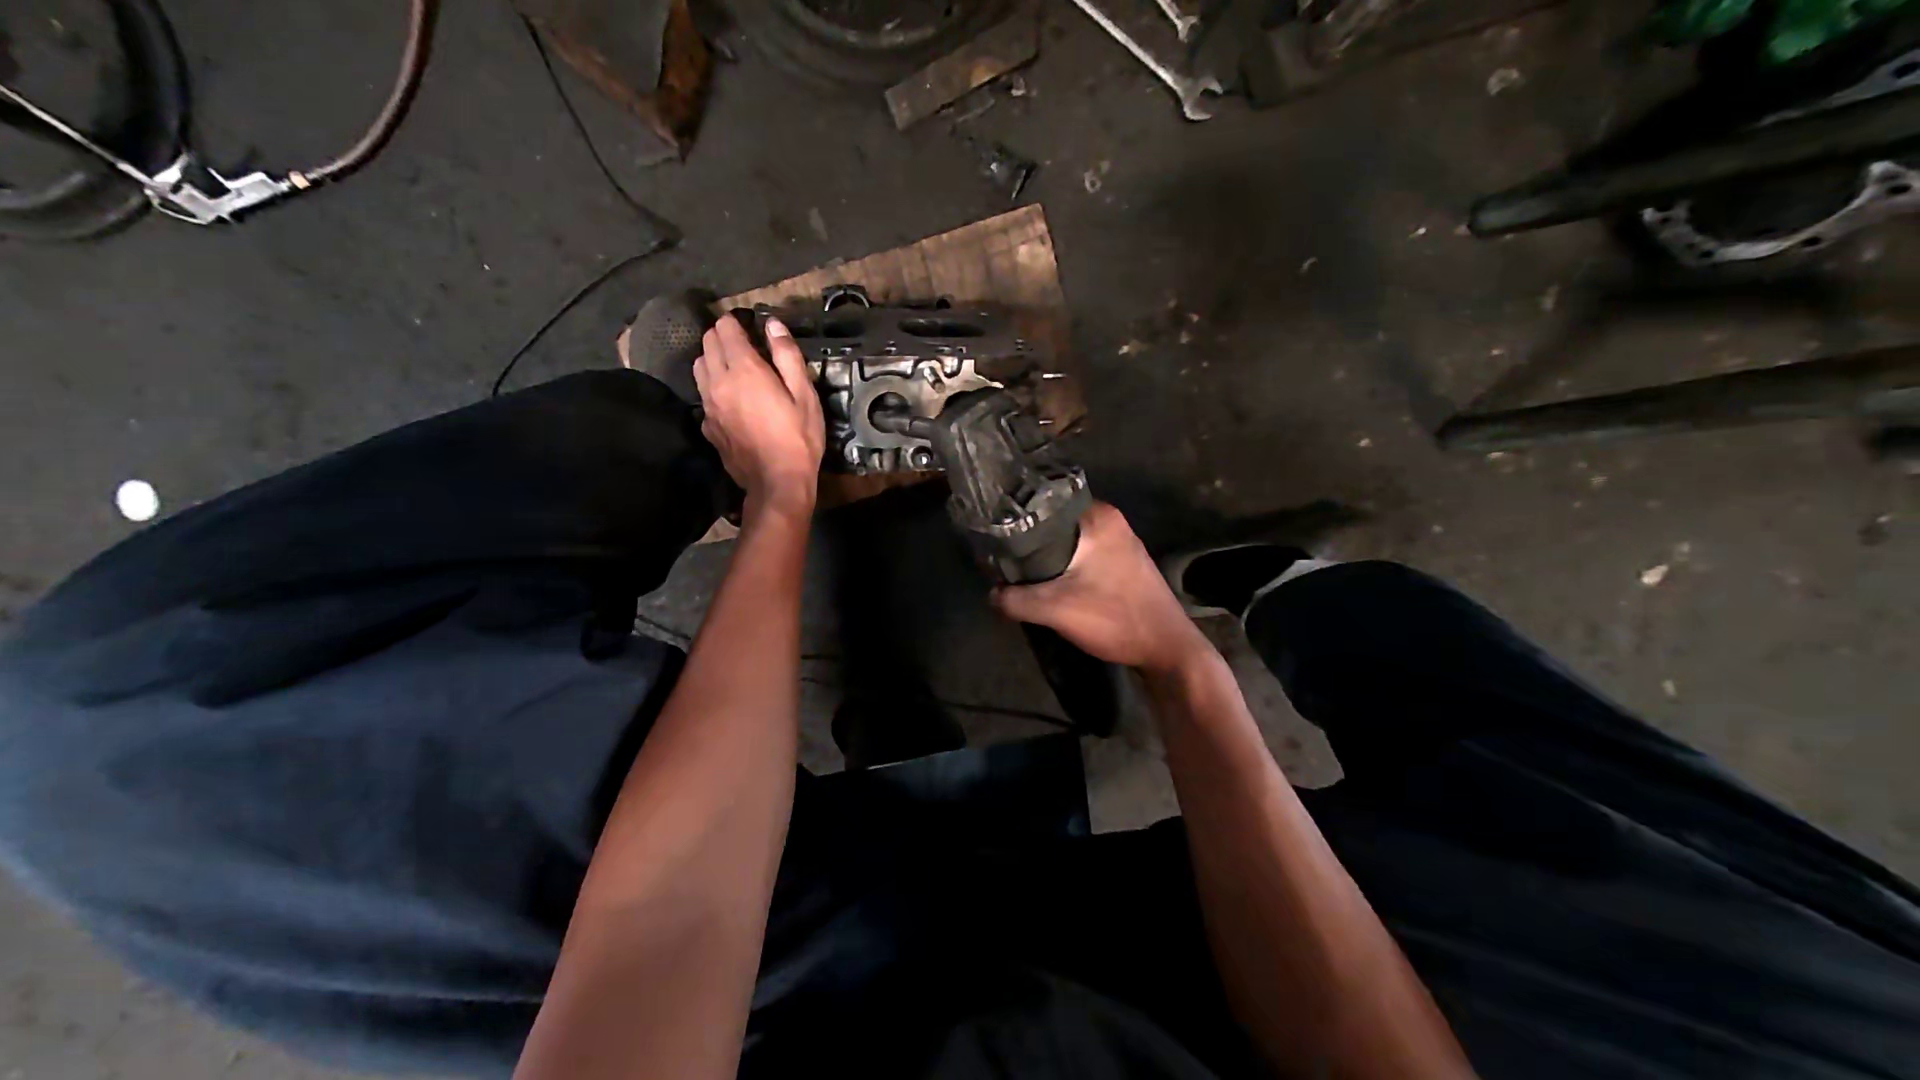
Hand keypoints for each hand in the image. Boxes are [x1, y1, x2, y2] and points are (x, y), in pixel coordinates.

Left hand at [694, 314, 825, 514]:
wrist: (777, 482)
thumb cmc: (799, 437)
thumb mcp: (805, 393)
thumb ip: (787, 355)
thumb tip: (773, 324)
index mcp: (744, 369)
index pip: (725, 328)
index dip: (737, 322)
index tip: (751, 327)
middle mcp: (718, 382)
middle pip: (707, 343)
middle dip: (723, 337)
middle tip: (745, 345)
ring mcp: (708, 405)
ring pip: (699, 367)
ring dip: (713, 360)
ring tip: (735, 369)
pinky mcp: (707, 425)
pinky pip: (703, 395)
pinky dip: (713, 388)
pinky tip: (732, 400)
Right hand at [991, 502, 1214, 673]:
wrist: (1166, 649)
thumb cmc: (1115, 618)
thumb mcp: (1055, 609)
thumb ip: (1015, 599)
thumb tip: (991, 593)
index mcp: (1097, 516)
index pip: (1043, 502)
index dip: (1016, 518)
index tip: (994, 535)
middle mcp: (1110, 520)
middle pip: (1054, 522)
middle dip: (1028, 540)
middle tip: (1002, 558)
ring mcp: (1120, 540)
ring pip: (1068, 540)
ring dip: (1047, 556)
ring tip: (1019, 572)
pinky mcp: (1123, 562)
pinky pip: (1082, 553)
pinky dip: (1064, 565)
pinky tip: (1050, 583)